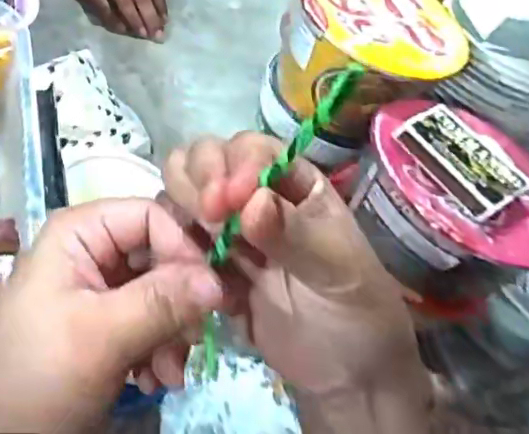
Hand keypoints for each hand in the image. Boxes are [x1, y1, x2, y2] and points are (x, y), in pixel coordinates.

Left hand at [0, 199, 225, 433]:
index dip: (182, 248)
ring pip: (158, 292)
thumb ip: (159, 303)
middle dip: (179, 300)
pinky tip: (154, 380)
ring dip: (172, 333)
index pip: (148, 214)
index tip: (210, 296)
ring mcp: (95, 289)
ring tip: (168, 373)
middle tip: (190, 343)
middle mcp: (89, 250)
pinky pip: (147, 323)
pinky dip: (159, 350)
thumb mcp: (100, 335)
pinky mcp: (101, 326)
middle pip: (156, 254)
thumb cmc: (39, 373)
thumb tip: (217, 280)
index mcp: (79, 231)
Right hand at [164, 133, 432, 432]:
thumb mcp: (339, 271)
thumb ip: (295, 235)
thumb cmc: (356, 314)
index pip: (251, 149)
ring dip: (182, 202)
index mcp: (291, 179)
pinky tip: (190, 267)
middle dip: (200, 178)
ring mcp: (222, 219)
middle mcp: (250, 188)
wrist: (343, 379)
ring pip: (181, 182)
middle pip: (206, 154)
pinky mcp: (201, 252)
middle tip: (209, 218)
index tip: (232, 199)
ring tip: (200, 242)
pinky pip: (171, 228)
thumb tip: (253, 202)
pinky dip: (171, 239)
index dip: (237, 165)